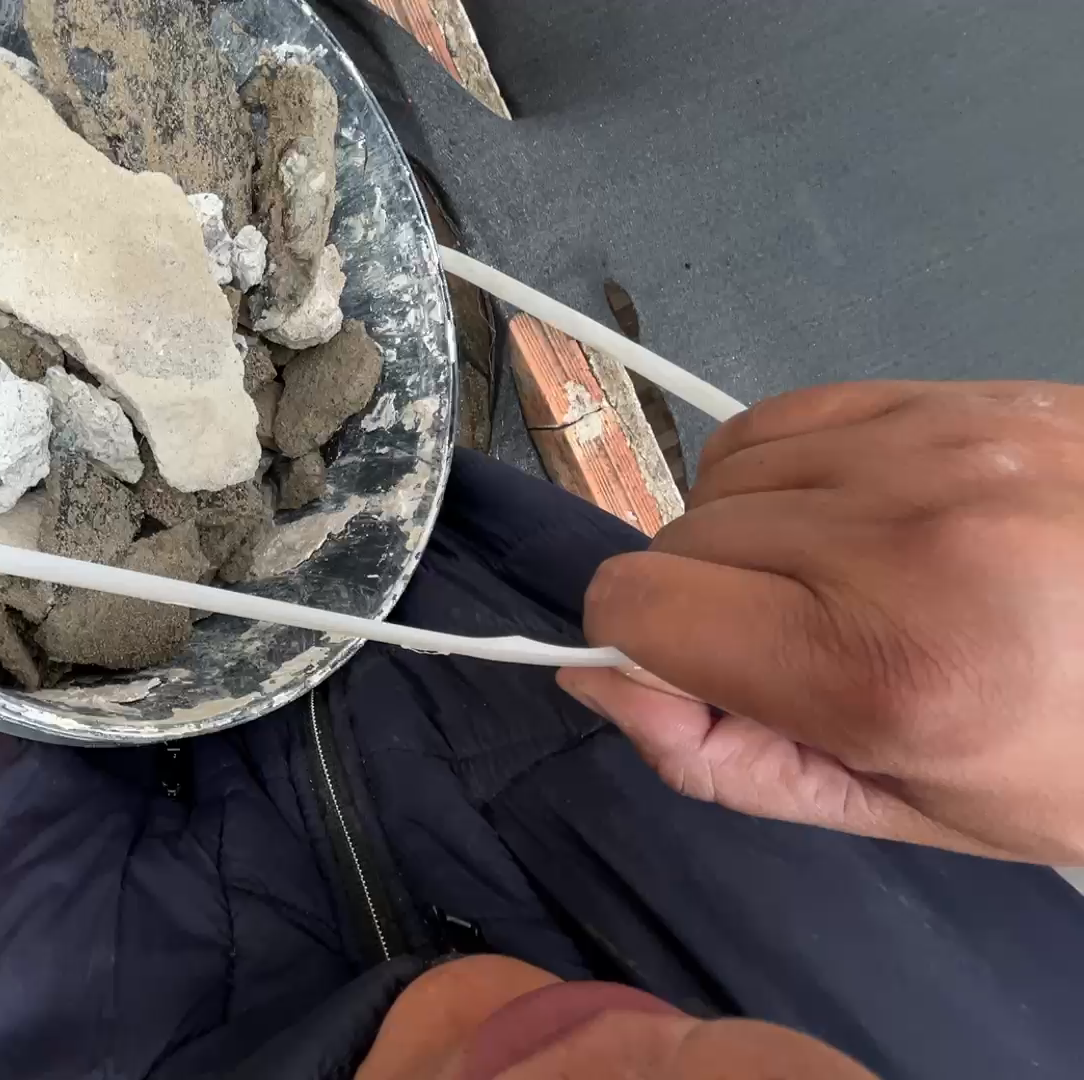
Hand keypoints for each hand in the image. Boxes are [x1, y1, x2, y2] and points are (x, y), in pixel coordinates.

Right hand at [560, 381, 1083, 862]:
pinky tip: (848, 511)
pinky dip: (771, 478)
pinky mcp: (945, 396)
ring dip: (741, 535)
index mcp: (886, 668)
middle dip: (705, 596)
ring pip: (708, 487)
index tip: (702, 667)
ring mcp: (932, 448)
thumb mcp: (885, 802)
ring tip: (843, 571)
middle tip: (806, 634)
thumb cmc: (1073, 753)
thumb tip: (588, 672)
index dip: (636, 640)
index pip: (631, 602)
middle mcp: (903, 537)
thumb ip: (704, 754)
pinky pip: (760, 431)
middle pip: (668, 544)